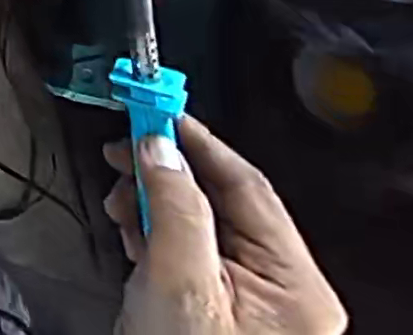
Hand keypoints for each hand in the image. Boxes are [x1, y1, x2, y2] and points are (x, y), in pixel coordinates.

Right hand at [104, 117, 345, 334]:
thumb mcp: (179, 284)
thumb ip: (174, 206)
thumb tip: (159, 143)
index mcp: (294, 284)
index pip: (246, 183)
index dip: (196, 138)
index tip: (152, 106)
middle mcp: (279, 288)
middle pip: (221, 199)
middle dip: (165, 170)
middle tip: (121, 151)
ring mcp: (247, 300)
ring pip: (198, 219)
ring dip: (152, 198)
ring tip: (118, 201)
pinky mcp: (215, 306)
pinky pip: (186, 245)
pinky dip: (152, 227)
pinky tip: (129, 229)